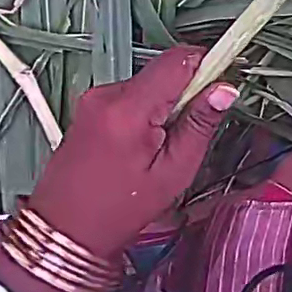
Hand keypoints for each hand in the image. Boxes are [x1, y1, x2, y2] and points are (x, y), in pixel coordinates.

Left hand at [27, 46, 237, 258]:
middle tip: (188, 131)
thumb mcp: (173, 172)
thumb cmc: (119, 210)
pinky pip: (131, 93)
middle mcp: (107, 94)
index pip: (178, 60)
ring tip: (161, 144)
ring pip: (149, 81)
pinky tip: (141, 143)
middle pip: (163, 70)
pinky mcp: (89, 104)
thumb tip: (225, 89)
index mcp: (128, 109)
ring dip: (165, 103)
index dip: (206, 65)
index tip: (220, 86)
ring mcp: (94, 97)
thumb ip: (200, 125)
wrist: (65, 231)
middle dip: (186, 92)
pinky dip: (146, 110)